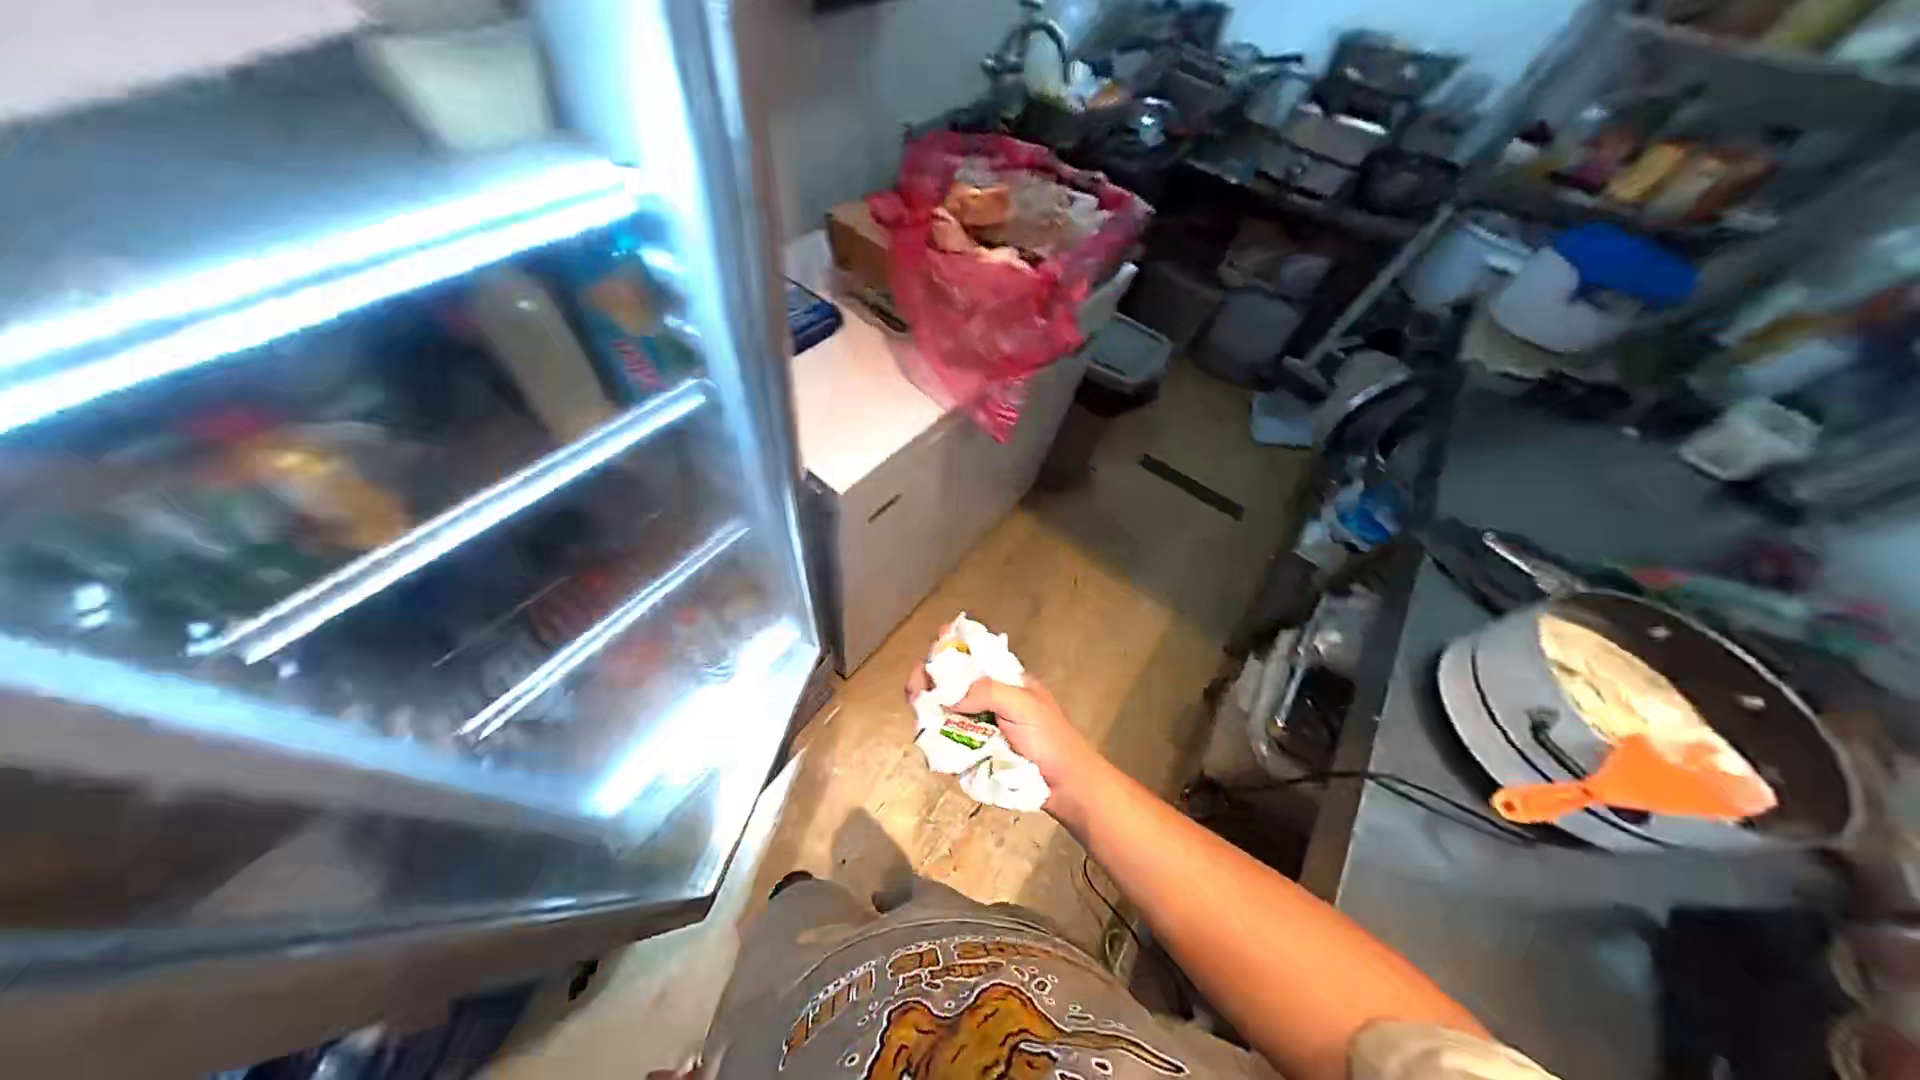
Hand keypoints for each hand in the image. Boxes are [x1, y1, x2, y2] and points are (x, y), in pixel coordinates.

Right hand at [907, 654, 1110, 818]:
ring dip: (926, 707)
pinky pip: (944, 737)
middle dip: (927, 680)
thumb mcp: (1024, 705)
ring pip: (940, 707)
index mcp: (1000, 676)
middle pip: (946, 679)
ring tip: (919, 710)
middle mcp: (984, 696)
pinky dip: (933, 734)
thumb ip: (988, 692)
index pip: (968, 652)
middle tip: (917, 691)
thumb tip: (948, 697)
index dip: (947, 647)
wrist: (1064, 785)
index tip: (932, 655)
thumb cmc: (1050, 739)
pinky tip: (926, 733)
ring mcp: (976, 723)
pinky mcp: (970, 749)